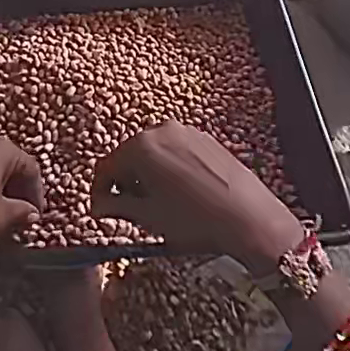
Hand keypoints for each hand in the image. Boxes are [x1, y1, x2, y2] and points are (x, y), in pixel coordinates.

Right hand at [91, 121, 303, 268]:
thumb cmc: (197, 219)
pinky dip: (171, 168)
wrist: (249, 219)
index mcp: (142, 147)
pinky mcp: (207, 140)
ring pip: (155, 152)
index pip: (107, 165)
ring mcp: (188, 133)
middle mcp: (163, 131)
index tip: (101, 207)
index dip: (100, 190)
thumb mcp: (148, 217)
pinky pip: (177, 151)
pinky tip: (181, 194)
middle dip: (126, 181)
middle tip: (130, 209)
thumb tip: (101, 204)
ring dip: (149, 174)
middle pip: (130, 155)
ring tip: (158, 204)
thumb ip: (117, 206)